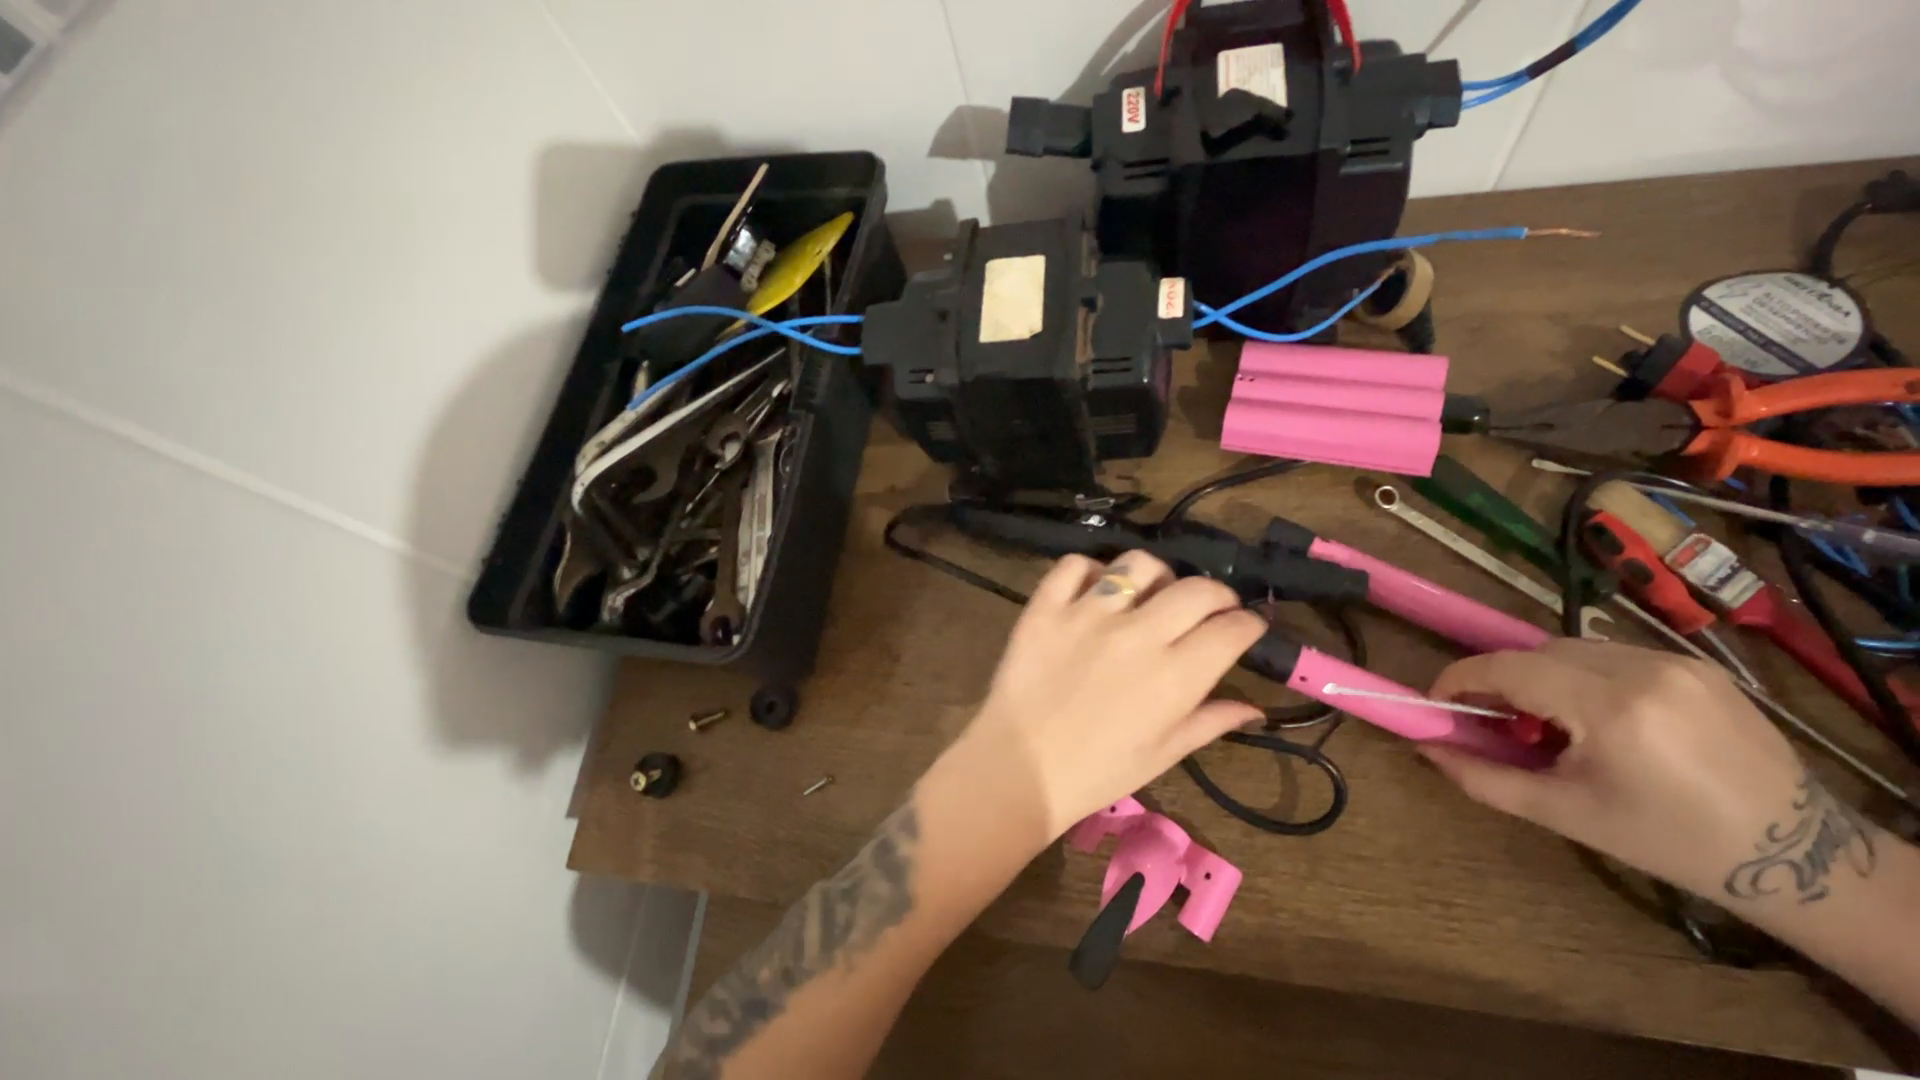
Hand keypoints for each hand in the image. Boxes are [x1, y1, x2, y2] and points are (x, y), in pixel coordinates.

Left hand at [959, 552, 1265, 841]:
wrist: (1019, 769)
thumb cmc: (1097, 772)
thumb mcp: (1162, 755)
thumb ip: (1209, 722)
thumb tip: (1254, 708)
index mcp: (1175, 677)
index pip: (1231, 629)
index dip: (1249, 623)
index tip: (1247, 627)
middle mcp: (1138, 635)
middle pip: (1197, 589)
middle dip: (1217, 596)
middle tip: (1210, 610)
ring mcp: (1088, 615)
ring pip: (1138, 565)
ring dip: (1156, 577)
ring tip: (1150, 596)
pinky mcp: (1046, 608)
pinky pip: (1074, 566)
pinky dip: (1090, 571)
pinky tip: (1095, 592)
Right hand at [1423, 639, 1806, 899]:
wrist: (1796, 856)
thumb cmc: (1668, 842)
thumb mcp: (1566, 814)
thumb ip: (1485, 777)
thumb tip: (1426, 747)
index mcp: (1611, 708)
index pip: (1509, 667)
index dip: (1461, 678)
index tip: (1438, 702)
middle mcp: (1644, 668)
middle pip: (1538, 651)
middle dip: (1503, 680)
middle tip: (1495, 722)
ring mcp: (1678, 661)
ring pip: (1575, 648)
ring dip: (1544, 675)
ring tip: (1550, 723)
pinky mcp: (1699, 664)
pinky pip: (1615, 654)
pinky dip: (1586, 675)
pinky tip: (1598, 717)